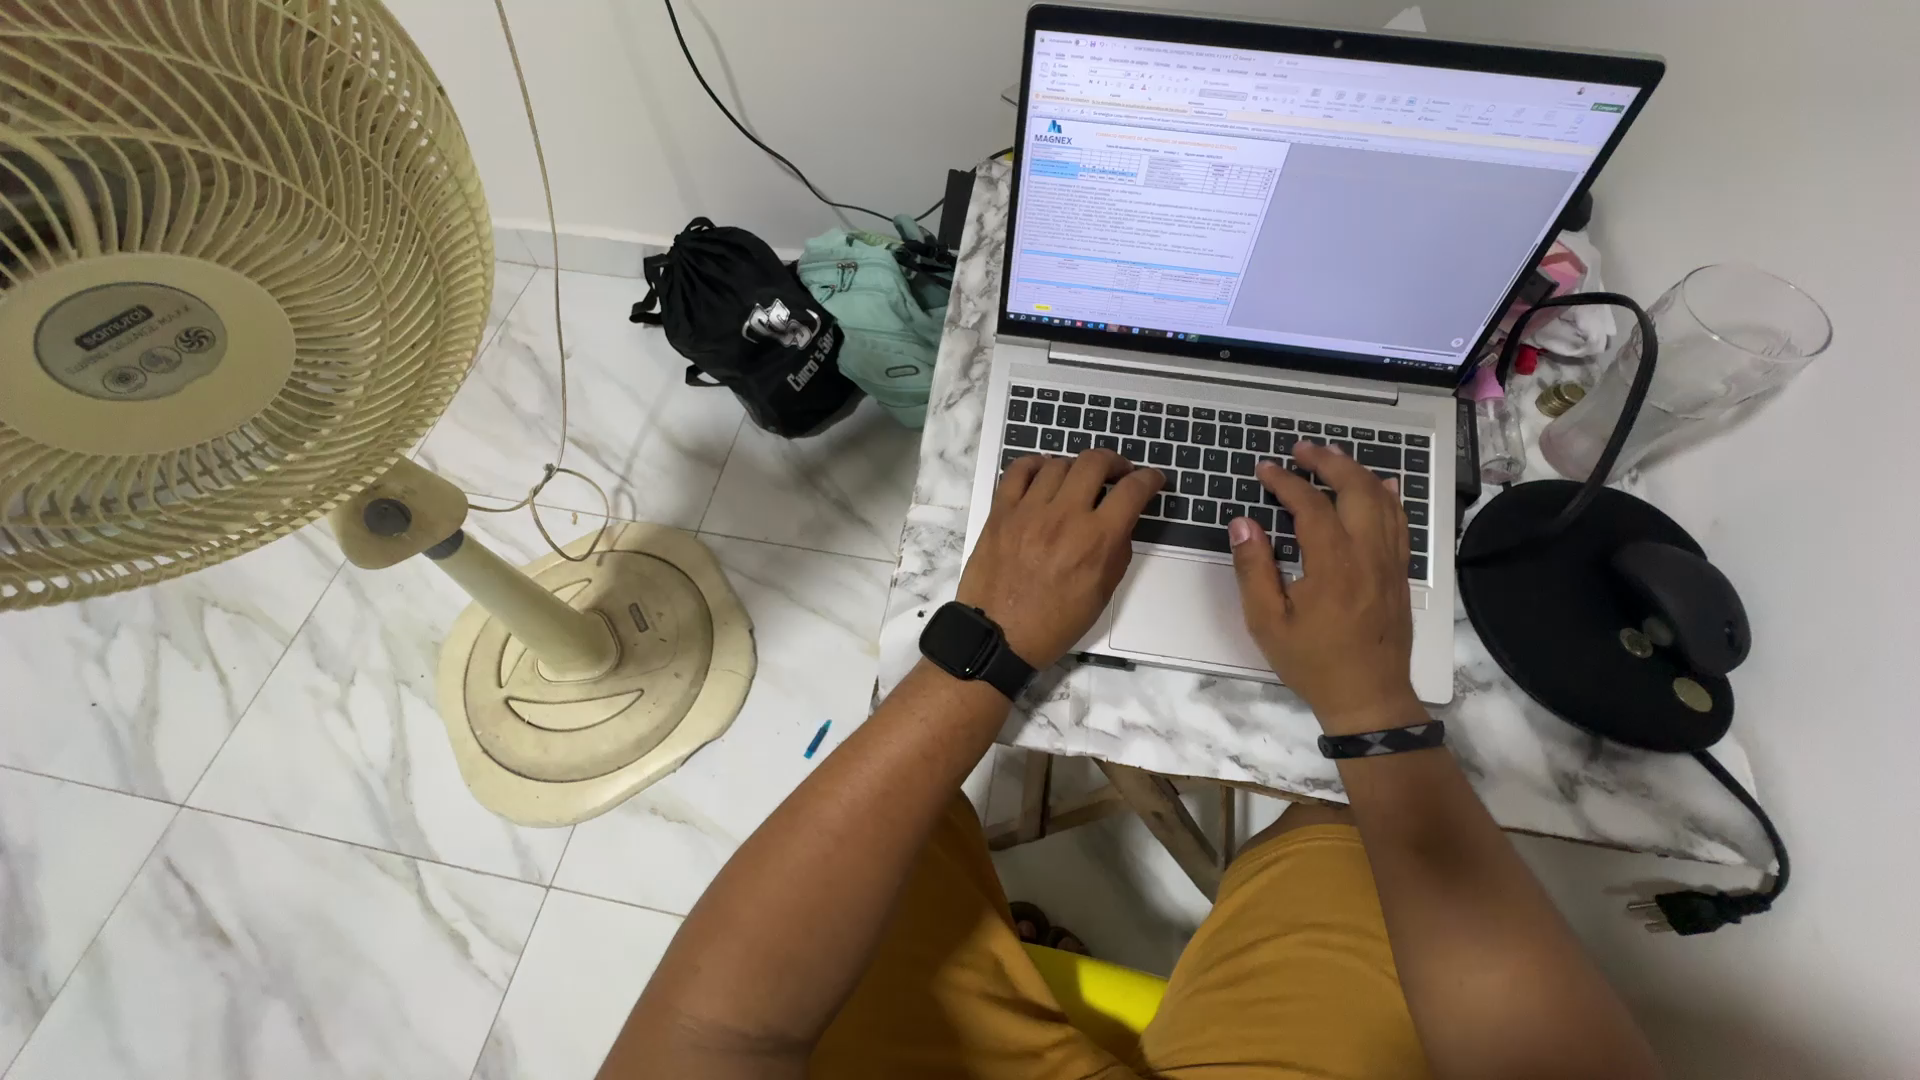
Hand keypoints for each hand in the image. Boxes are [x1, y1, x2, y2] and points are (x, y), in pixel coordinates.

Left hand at [956, 450, 1163, 669]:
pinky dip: (1034, 465)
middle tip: (1117, 473)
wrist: (998, 635)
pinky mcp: (1001, 512)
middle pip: (1095, 462)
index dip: (1149, 478)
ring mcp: (1029, 510)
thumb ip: (1116, 550)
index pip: (1132, 490)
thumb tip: (1120, 521)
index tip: (1152, 479)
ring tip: (1078, 480)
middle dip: (1115, 462)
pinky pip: (1017, 471)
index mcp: (1095, 540)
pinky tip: (1043, 473)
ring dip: (1075, 467)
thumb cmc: (1055, 623)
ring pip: (1058, 464)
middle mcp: (1064, 516)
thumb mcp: (1102, 593)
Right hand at [1226, 442, 1422, 734]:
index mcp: (1333, 564)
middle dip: (1329, 462)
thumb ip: (1253, 568)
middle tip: (1301, 449)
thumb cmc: (1311, 661)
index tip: (1265, 469)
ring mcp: (1390, 562)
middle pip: (1357, 489)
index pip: (1311, 505)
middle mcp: (1368, 554)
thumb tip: (1244, 523)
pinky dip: (1387, 496)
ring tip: (1332, 458)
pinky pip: (1400, 522)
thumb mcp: (1266, 620)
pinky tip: (1379, 486)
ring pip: (1383, 501)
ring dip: (1357, 472)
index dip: (1286, 482)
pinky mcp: (1400, 573)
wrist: (1368, 696)